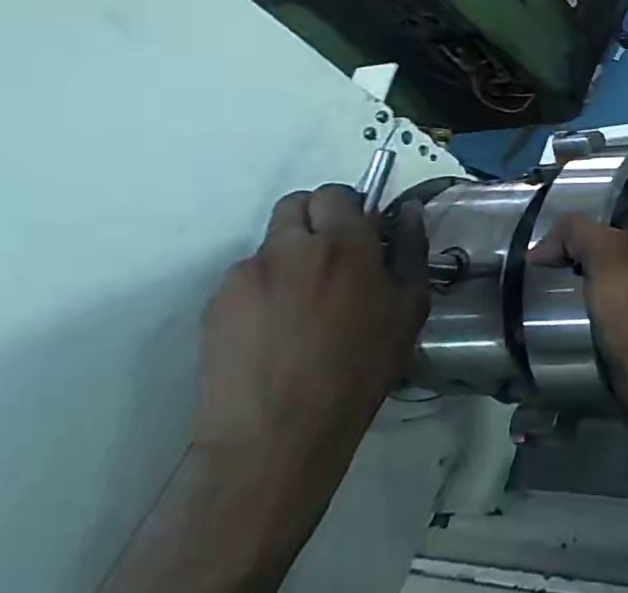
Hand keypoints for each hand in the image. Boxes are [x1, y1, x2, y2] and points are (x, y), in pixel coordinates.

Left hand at [194, 185, 429, 463]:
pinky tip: (276, 329)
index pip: (338, 194)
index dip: (350, 208)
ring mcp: (248, 274)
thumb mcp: (409, 309)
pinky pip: (247, 278)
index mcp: (345, 244)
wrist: (277, 434)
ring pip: (272, 242)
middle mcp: (292, 246)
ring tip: (302, 303)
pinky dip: (264, 289)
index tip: (361, 235)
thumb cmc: (359, 369)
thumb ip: (411, 250)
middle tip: (332, 257)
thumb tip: (406, 212)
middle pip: (297, 204)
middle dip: (316, 219)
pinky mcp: (217, 304)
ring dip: (291, 255)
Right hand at [527, 214, 627, 430]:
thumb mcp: (605, 253)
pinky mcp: (617, 320)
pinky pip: (586, 303)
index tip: (539, 246)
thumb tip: (540, 249)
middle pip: (587, 246)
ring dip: (561, 282)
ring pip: (585, 275)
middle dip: (560, 254)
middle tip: (529, 270)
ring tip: (530, 291)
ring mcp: (626, 290)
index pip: (594, 218)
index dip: (566, 227)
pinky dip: (567, 306)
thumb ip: (576, 233)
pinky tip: (548, 315)